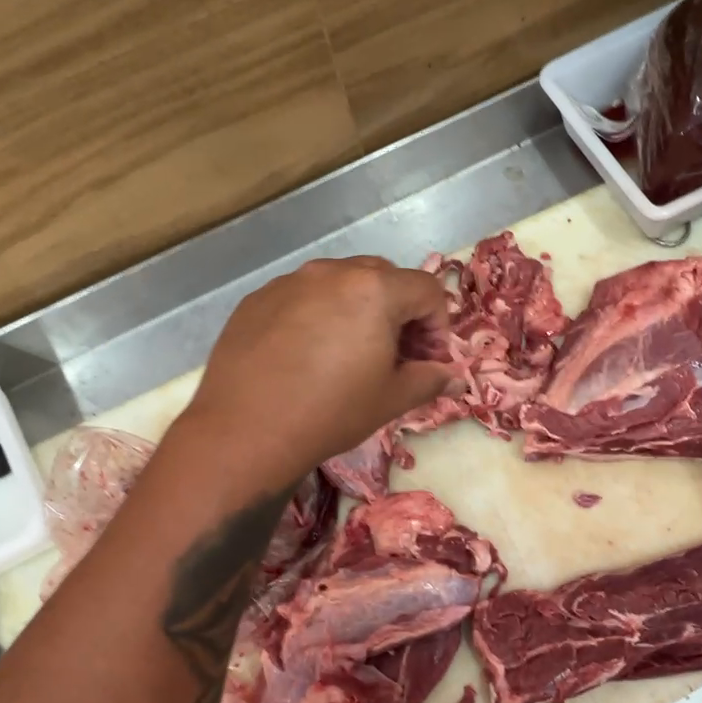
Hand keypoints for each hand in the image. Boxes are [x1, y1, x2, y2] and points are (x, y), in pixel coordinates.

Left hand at [182, 257, 454, 484]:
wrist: (247, 429)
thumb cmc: (331, 412)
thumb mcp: (391, 400)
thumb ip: (429, 380)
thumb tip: (455, 379)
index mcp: (374, 291)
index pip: (427, 291)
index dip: (439, 327)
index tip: (430, 362)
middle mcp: (332, 273)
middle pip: (385, 278)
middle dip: (401, 314)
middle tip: (397, 358)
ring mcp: (290, 282)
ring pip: (341, 283)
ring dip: (361, 312)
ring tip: (353, 356)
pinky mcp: (258, 299)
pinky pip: (304, 297)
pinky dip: (320, 317)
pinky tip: (310, 359)